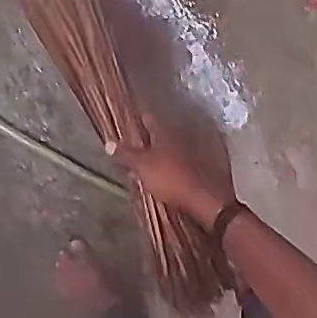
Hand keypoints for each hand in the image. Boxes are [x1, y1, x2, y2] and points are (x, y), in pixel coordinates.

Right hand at [107, 115, 234, 223]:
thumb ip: (126, 155)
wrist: (206, 197)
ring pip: (177, 148)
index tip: (135, 119)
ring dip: (166, 152)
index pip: (151, 120)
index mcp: (166, 134)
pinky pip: (190, 160)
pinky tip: (174, 174)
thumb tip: (108, 142)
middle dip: (152, 139)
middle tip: (140, 145)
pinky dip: (180, 164)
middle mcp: (183, 137)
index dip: (142, 120)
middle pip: (165, 134)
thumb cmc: (171, 178)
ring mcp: (198, 150)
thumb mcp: (142, 167)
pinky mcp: (208, 165)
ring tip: (154, 163)